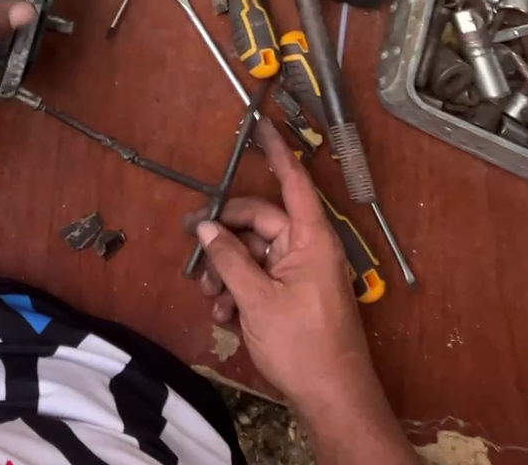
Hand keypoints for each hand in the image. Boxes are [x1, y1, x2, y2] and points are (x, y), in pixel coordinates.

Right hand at [190, 119, 391, 428]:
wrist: (332, 403)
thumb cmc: (303, 347)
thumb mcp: (257, 301)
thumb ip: (229, 259)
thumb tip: (205, 228)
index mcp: (310, 240)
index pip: (293, 183)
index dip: (277, 152)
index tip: (262, 124)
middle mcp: (306, 249)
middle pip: (257, 222)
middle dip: (224, 239)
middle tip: (195, 252)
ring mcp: (299, 273)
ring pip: (252, 252)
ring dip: (227, 270)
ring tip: (212, 297)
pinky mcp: (292, 295)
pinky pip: (258, 276)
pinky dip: (238, 289)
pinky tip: (225, 313)